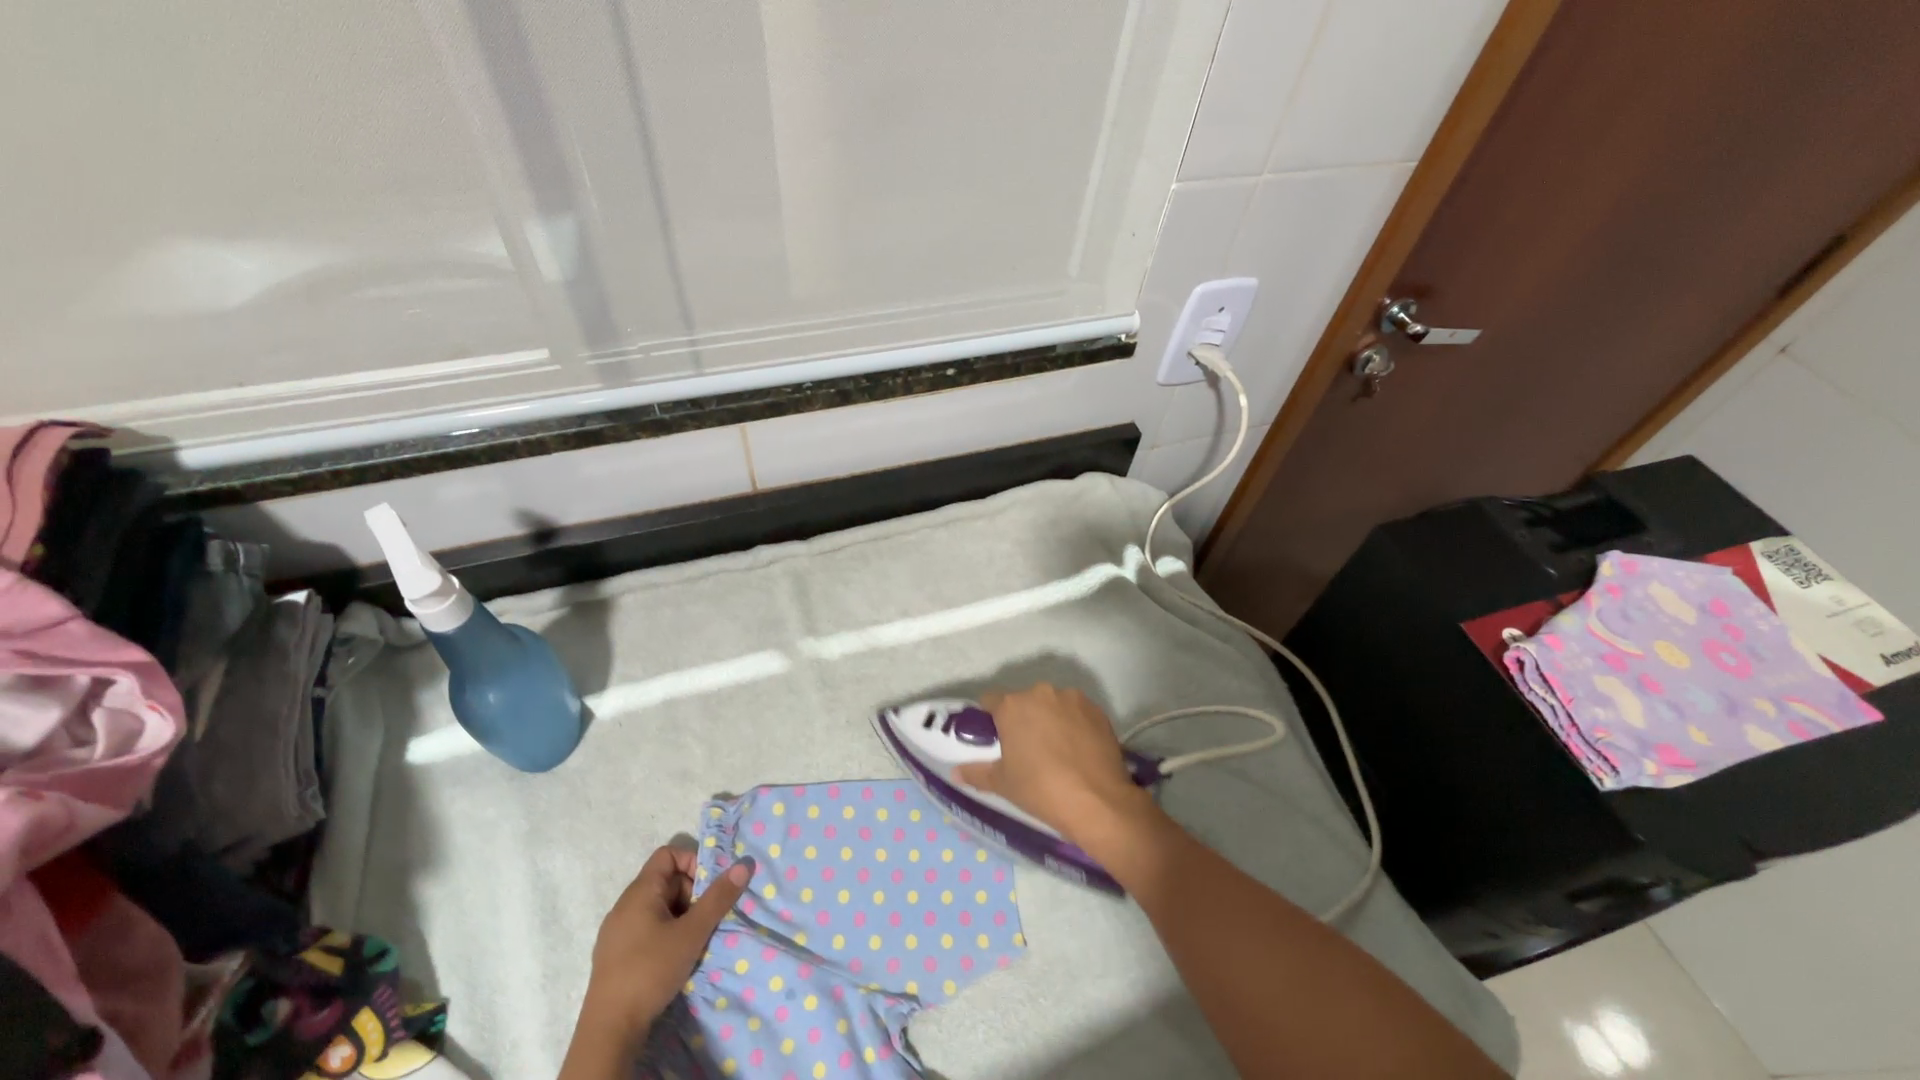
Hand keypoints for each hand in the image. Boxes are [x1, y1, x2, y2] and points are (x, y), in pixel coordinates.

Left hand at [581, 846, 752, 1041]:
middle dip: (692, 894)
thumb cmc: (652, 969)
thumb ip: (718, 898)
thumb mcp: (692, 933)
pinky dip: (667, 932)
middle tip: (706, 920)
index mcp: (640, 892)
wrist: (611, 1026)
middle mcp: (625, 904)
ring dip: (682, 916)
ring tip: (694, 941)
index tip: (709, 889)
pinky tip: (675, 957)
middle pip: (665, 880)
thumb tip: (743, 865)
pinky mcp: (616, 953)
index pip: (668, 854)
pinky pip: (648, 927)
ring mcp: (617, 930)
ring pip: (658, 907)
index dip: (693, 863)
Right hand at [956, 683, 1154, 846]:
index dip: (989, 718)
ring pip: (1052, 705)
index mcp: (1013, 706)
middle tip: (1025, 749)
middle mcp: (1041, 693)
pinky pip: (1076, 713)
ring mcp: (1073, 699)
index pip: (990, 700)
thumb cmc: (1040, 790)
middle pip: (1024, 701)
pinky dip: (1073, 725)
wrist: (1097, 801)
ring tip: (1055, 750)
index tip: (994, 739)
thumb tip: (956, 773)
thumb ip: (976, 773)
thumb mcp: (1003, 784)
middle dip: (1022, 719)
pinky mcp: (1097, 711)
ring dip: (1049, 719)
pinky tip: (1077, 750)